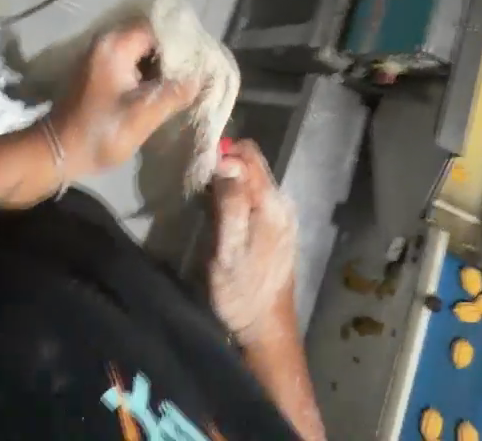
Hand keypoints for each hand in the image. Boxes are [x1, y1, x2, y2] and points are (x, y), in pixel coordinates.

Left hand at [47, 21, 200, 178]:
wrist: (59, 151)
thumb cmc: (101, 131)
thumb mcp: (143, 115)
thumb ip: (174, 93)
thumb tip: (200, 77)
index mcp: (115, 46)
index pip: (155, 28)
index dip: (179, 43)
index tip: (198, 60)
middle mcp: (105, 43)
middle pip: (146, 36)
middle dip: (170, 54)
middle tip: (192, 71)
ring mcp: (98, 56)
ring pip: (137, 50)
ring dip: (157, 64)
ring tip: (179, 81)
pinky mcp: (96, 71)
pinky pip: (126, 61)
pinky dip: (143, 71)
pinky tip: (158, 88)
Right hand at [209, 140, 298, 345]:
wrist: (267, 329)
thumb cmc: (243, 292)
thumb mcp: (228, 249)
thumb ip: (229, 203)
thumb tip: (225, 161)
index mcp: (271, 204)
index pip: (249, 154)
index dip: (223, 153)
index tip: (200, 169)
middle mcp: (281, 202)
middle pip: (252, 164)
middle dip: (225, 166)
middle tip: (200, 187)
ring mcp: (282, 215)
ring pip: (252, 179)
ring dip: (229, 183)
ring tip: (206, 201)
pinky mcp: (278, 226)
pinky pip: (255, 196)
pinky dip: (236, 196)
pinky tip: (221, 214)